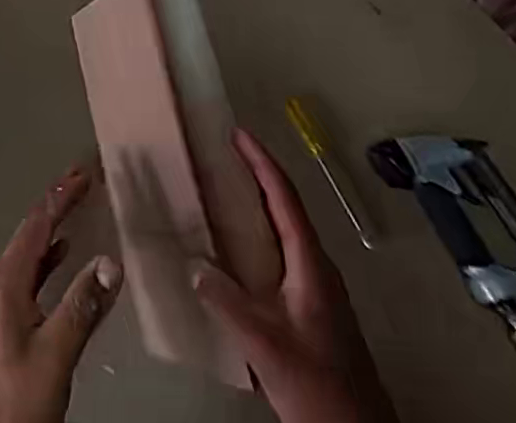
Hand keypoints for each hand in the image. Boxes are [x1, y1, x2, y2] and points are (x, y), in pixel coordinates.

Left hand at [0, 163, 123, 422]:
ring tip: (77, 208)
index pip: (36, 227)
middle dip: (55, 204)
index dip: (60, 197)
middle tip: (82, 179)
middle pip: (30, 233)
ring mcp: (2, 309)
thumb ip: (81, 308)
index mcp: (7, 286)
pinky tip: (63, 258)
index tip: (84, 172)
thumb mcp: (53, 355)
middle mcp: (1, 289)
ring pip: (31, 253)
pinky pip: (32, 275)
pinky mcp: (8, 328)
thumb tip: (111, 260)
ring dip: (53, 227)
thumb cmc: (14, 400)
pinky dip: (50, 256)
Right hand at [193, 130, 398, 422]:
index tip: (239, 134)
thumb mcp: (265, 344)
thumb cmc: (316, 381)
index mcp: (309, 260)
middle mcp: (317, 262)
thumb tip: (197, 266)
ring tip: (228, 192)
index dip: (261, 161)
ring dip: (260, 204)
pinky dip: (261, 235)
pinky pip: (284, 252)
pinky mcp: (313, 301)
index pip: (284, 196)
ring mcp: (318, 281)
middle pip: (287, 205)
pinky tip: (240, 251)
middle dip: (259, 174)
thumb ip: (229, 304)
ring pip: (286, 228)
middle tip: (228, 155)